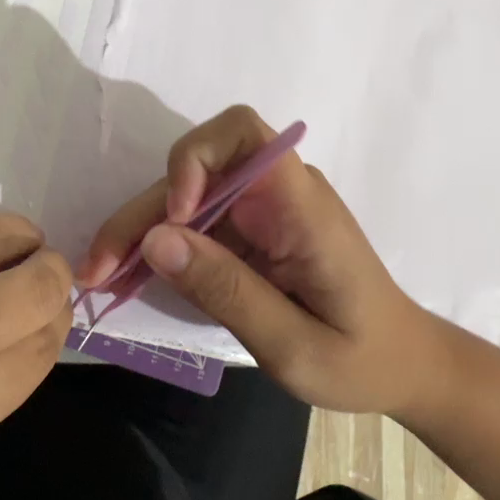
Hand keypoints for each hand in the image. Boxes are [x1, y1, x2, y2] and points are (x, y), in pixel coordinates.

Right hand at [81, 106, 441, 415]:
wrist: (401, 366)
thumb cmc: (361, 358)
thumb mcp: (295, 345)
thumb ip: (228, 291)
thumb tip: (154, 239)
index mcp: (300, 205)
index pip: (242, 133)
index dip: (195, 157)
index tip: (177, 215)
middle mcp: (274, 193)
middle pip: (193, 172)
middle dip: (141, 212)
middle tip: (97, 269)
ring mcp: (257, 210)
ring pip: (182, 197)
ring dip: (138, 230)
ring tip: (99, 277)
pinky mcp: (245, 231)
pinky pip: (191, 224)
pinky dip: (155, 248)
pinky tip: (126, 277)